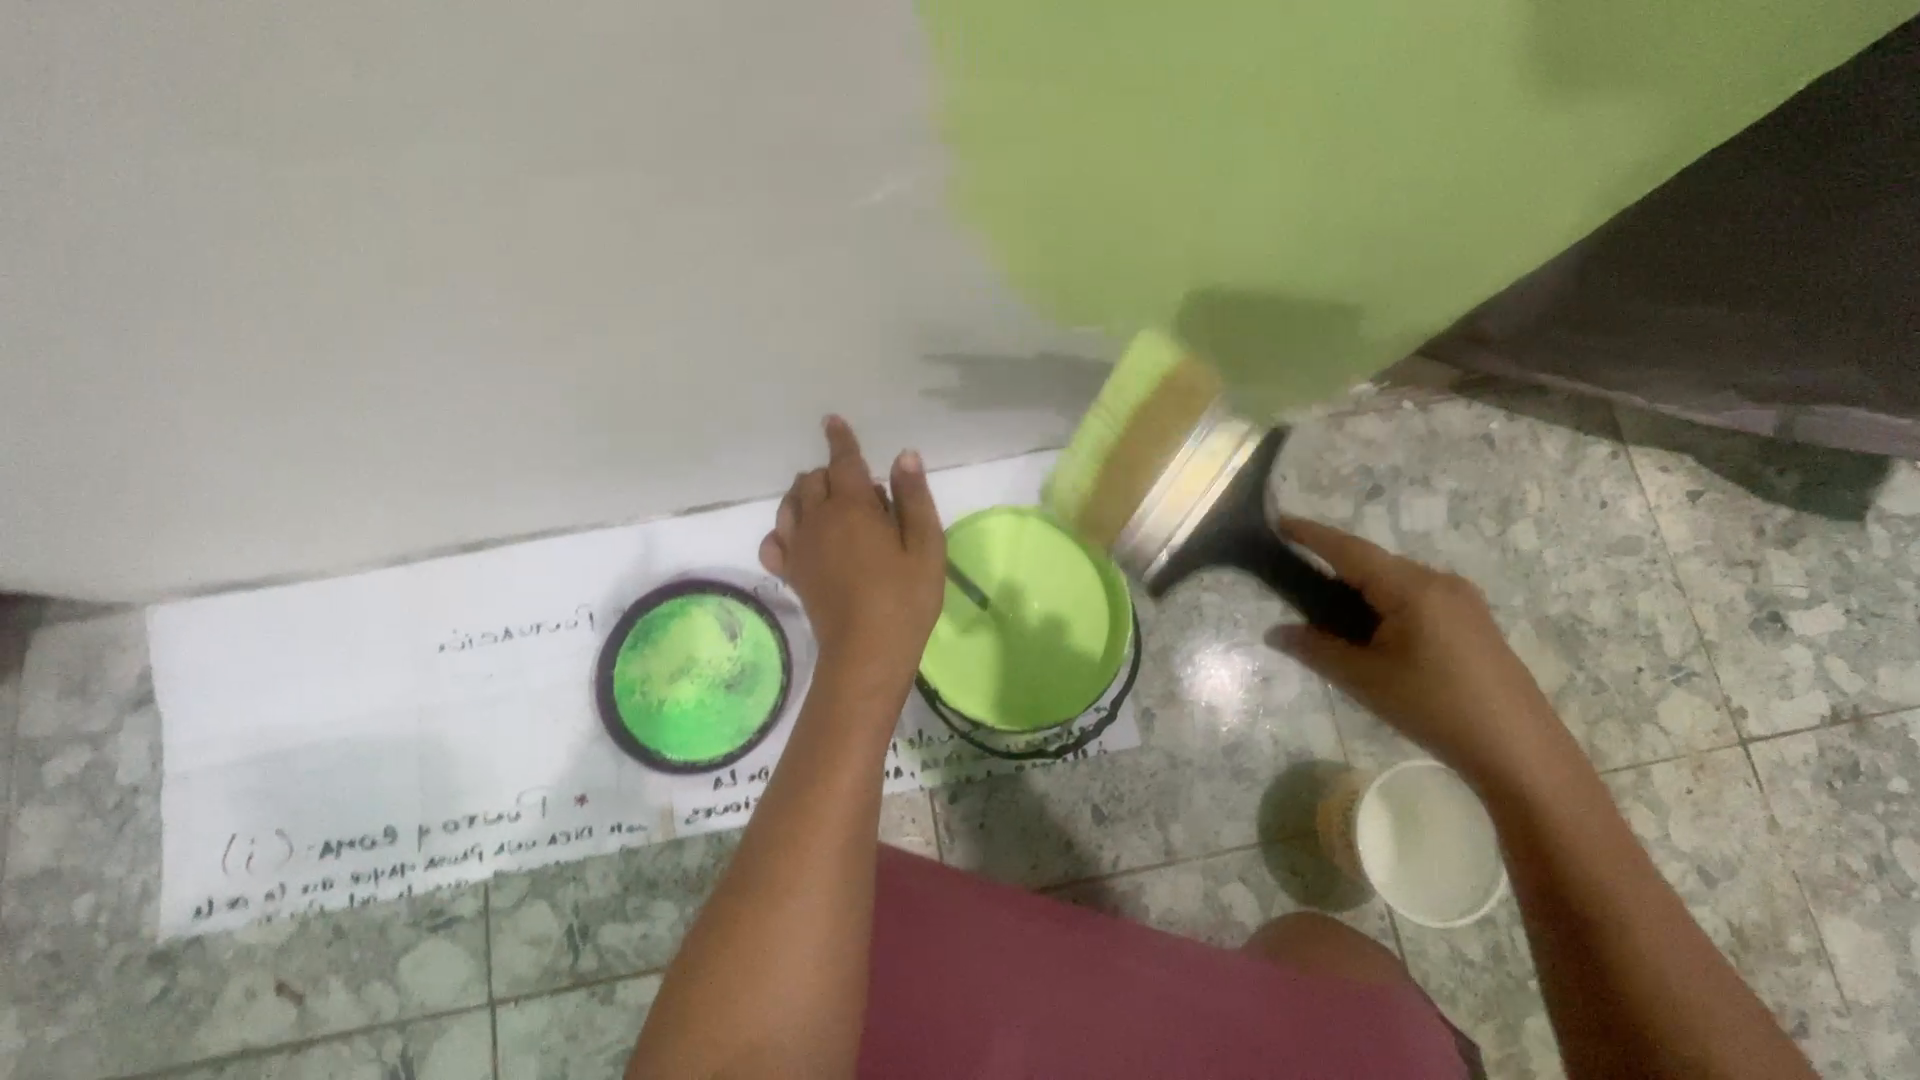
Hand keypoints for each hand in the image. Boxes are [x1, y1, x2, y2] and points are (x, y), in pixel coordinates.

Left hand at [759, 416, 945, 685]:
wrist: (868, 652)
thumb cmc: (905, 598)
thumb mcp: (926, 546)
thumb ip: (913, 497)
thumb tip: (903, 456)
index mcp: (853, 507)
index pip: (843, 462)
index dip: (840, 439)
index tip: (832, 421)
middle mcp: (818, 520)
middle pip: (813, 480)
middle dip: (831, 473)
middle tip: (863, 494)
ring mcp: (800, 547)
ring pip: (791, 504)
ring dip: (806, 495)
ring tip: (830, 507)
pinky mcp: (791, 573)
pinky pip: (775, 540)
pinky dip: (785, 530)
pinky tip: (803, 538)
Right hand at [1271, 517, 1572, 788]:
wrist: (1519, 749)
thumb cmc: (1435, 708)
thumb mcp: (1366, 680)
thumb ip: (1317, 649)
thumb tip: (1276, 632)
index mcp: (1413, 588)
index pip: (1351, 550)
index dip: (1312, 535)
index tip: (1279, 522)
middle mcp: (1440, 582)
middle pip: (1374, 563)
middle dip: (1333, 565)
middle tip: (1293, 578)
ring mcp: (1462, 600)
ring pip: (1396, 580)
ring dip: (1360, 587)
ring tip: (1326, 610)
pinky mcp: (1472, 621)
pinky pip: (1416, 597)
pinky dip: (1384, 602)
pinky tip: (1370, 629)